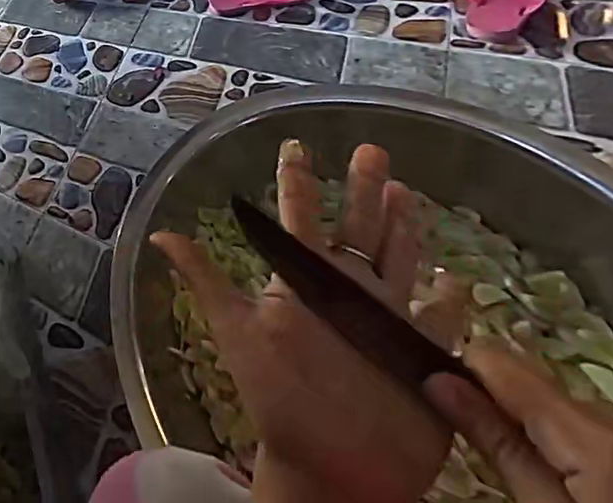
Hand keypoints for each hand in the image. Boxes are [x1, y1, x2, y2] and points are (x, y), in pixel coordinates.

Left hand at [151, 142, 461, 502]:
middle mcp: (345, 289)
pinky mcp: (420, 356)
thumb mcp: (235, 329)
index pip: (299, 217)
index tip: (295, 145)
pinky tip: (455, 277)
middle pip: (357, 227)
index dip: (297, 181)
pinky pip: (440, 323)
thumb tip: (157, 234)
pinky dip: (450, 302)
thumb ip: (202, 277)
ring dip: (403, 228)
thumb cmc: (275, 393)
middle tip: (372, 150)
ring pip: (396, 260)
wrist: (324, 467)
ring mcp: (383, 318)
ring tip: (403, 190)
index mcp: (303, 279)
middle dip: (364, 188)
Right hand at [425, 339, 612, 502]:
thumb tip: (437, 381)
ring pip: (591, 419)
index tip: (449, 398)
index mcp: (596, 435)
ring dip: (576, 448)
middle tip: (534, 483)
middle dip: (530, 427)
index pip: (499, 362)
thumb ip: (501, 448)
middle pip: (547, 395)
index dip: (468, 374)